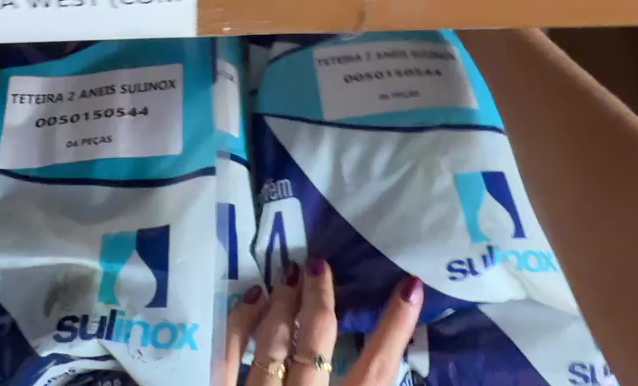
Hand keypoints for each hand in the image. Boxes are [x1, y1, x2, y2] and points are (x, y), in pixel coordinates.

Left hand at [223, 257, 423, 385]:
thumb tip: (381, 363)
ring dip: (284, 304)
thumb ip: (365, 383)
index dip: (395, 329)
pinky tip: (253, 297)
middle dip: (320, 299)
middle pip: (315, 342)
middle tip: (320, 263)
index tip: (410, 285)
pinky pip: (227, 354)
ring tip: (291, 272)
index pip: (376, 373)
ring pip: (273, 341)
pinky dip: (240, 323)